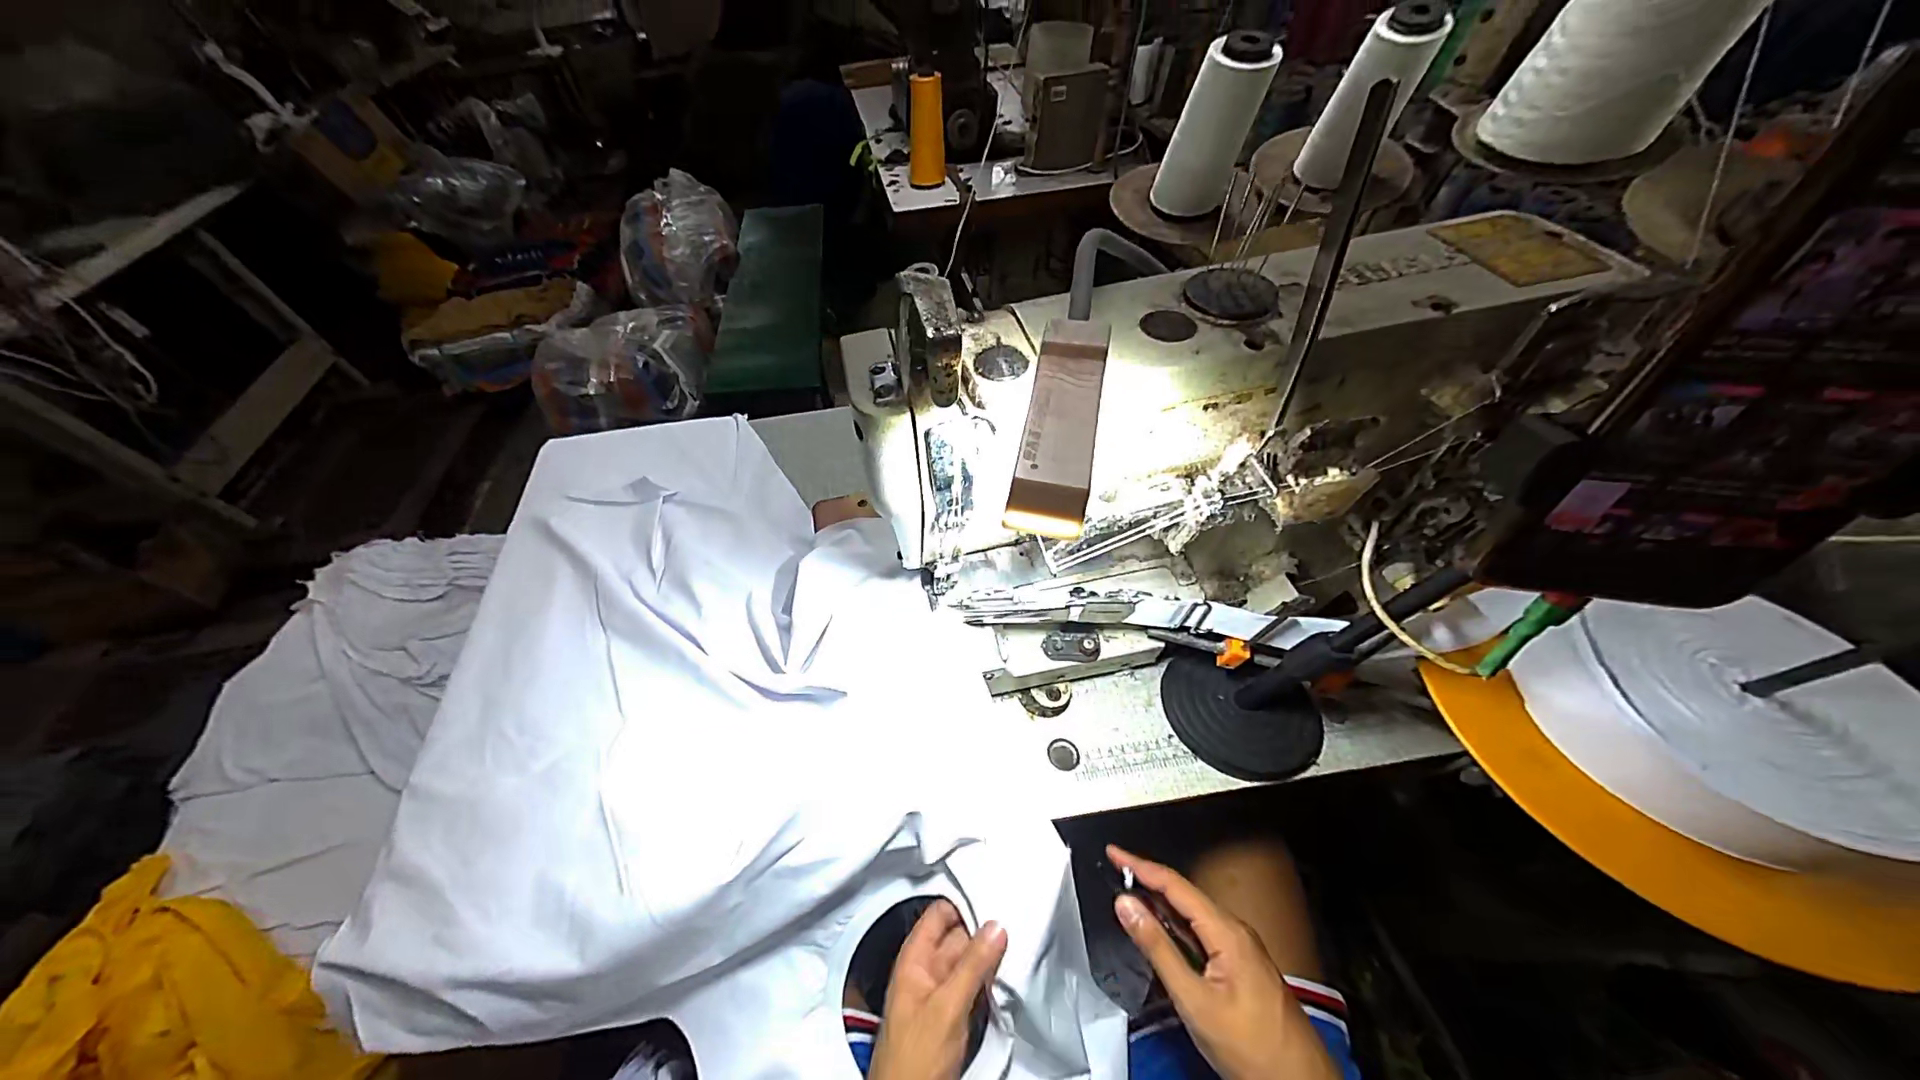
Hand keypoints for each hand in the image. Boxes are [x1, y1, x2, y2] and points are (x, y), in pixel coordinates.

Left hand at [867, 900, 1006, 1079]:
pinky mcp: (950, 1016)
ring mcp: (938, 995)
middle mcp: (924, 972)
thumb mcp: (947, 1006)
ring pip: (966, 963)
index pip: (939, 915)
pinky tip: (1000, 982)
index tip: (990, 903)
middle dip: (980, 933)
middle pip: (956, 937)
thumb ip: (972, 965)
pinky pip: (971, 987)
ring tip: (1009, 952)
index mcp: (914, 960)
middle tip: (1007, 929)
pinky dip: (985, 982)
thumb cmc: (911, 1061)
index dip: (962, 905)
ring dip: (985, 959)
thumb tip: (994, 929)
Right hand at [1108, 845, 1339, 1079]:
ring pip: (1194, 915)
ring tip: (1132, 896)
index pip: (1174, 884)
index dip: (1140, 865)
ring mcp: (1242, 949)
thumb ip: (1157, 947)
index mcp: (1226, 931)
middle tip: (1117, 870)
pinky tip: (1163, 931)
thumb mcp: (1193, 998)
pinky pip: (1204, 933)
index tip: (1114, 852)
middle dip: (1148, 880)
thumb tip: (1127, 905)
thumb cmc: (1252, 1047)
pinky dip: (1177, 925)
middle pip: (1184, 895)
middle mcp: (1237, 932)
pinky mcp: (1242, 966)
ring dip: (1161, 903)